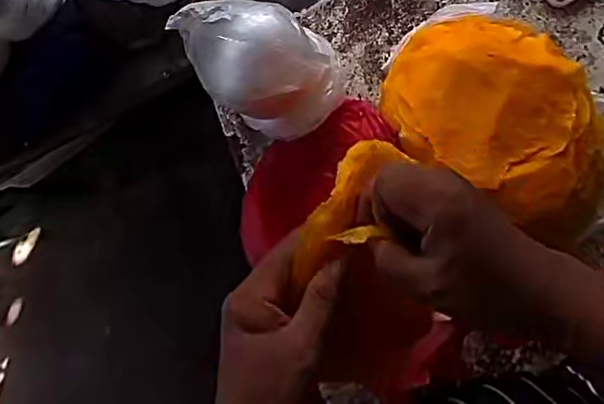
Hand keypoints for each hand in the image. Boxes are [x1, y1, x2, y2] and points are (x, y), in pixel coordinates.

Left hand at [217, 231, 344, 403]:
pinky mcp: (268, 332)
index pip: (285, 249)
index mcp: (248, 294)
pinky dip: (315, 293)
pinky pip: (293, 301)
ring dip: (321, 271)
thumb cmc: (270, 395)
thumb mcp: (299, 348)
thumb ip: (320, 298)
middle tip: (355, 236)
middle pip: (289, 263)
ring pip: (293, 281)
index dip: (317, 232)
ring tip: (353, 255)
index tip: (347, 218)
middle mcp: (249, 296)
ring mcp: (257, 315)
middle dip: (322, 251)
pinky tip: (340, 287)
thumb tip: (343, 252)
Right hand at [364, 162, 581, 342]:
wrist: (537, 288)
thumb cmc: (484, 292)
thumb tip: (369, 239)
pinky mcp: (460, 188)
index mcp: (433, 195)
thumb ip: (387, 259)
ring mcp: (452, 178)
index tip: (385, 246)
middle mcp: (441, 176)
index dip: (373, 213)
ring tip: (416, 247)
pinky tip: (432, 240)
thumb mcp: (427, 288)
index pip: (379, 182)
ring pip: (404, 181)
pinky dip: (416, 209)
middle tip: (399, 247)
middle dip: (384, 209)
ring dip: (400, 210)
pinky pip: (421, 187)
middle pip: (390, 176)